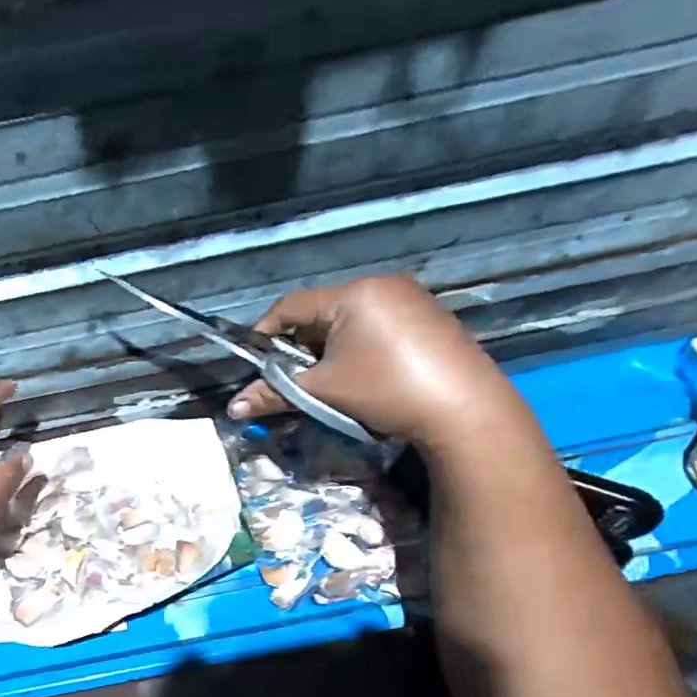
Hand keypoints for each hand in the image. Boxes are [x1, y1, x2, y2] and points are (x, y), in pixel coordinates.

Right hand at [225, 275, 529, 450]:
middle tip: (289, 378)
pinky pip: (374, 327)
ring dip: (326, 350)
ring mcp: (409, 301)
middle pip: (319, 313)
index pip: (290, 305)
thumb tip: (233, 407)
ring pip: (346, 322)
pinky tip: (359, 377)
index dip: (265, 332)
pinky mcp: (427, 319)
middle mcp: (381, 287)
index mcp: (353, 294)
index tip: (254, 360)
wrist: (463, 409)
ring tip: (323, 383)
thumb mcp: (322, 391)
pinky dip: (354, 350)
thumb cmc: (384, 389)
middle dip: (298, 346)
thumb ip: (273, 394)